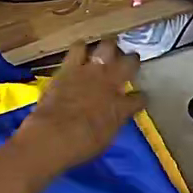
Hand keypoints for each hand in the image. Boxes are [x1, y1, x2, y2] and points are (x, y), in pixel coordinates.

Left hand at [13, 40, 144, 173]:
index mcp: (122, 107)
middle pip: (130, 62)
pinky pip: (78, 48)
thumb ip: (114, 122)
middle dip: (132, 60)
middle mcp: (111, 84)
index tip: (139, 99)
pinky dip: (81, 47)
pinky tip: (81, 49)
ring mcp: (90, 73)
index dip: (140, 98)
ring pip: (106, 47)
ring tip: (107, 48)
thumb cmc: (81, 146)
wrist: (52, 136)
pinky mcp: (69, 68)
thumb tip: (117, 116)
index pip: (139, 98)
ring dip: (108, 47)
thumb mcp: (106, 138)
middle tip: (129, 60)